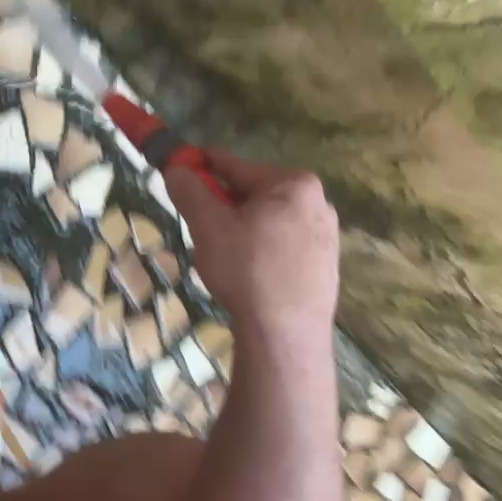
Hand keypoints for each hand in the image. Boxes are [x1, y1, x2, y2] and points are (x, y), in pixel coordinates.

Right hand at [165, 150, 340, 340]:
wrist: (286, 335)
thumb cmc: (247, 270)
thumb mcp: (208, 226)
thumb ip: (190, 191)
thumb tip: (174, 168)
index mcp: (293, 183)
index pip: (236, 166)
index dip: (202, 166)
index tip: (179, 167)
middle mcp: (318, 201)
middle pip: (254, 193)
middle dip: (224, 206)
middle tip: (200, 228)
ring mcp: (327, 235)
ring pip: (268, 221)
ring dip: (241, 229)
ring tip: (223, 258)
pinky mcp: (326, 264)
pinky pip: (283, 244)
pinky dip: (261, 250)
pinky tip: (248, 275)